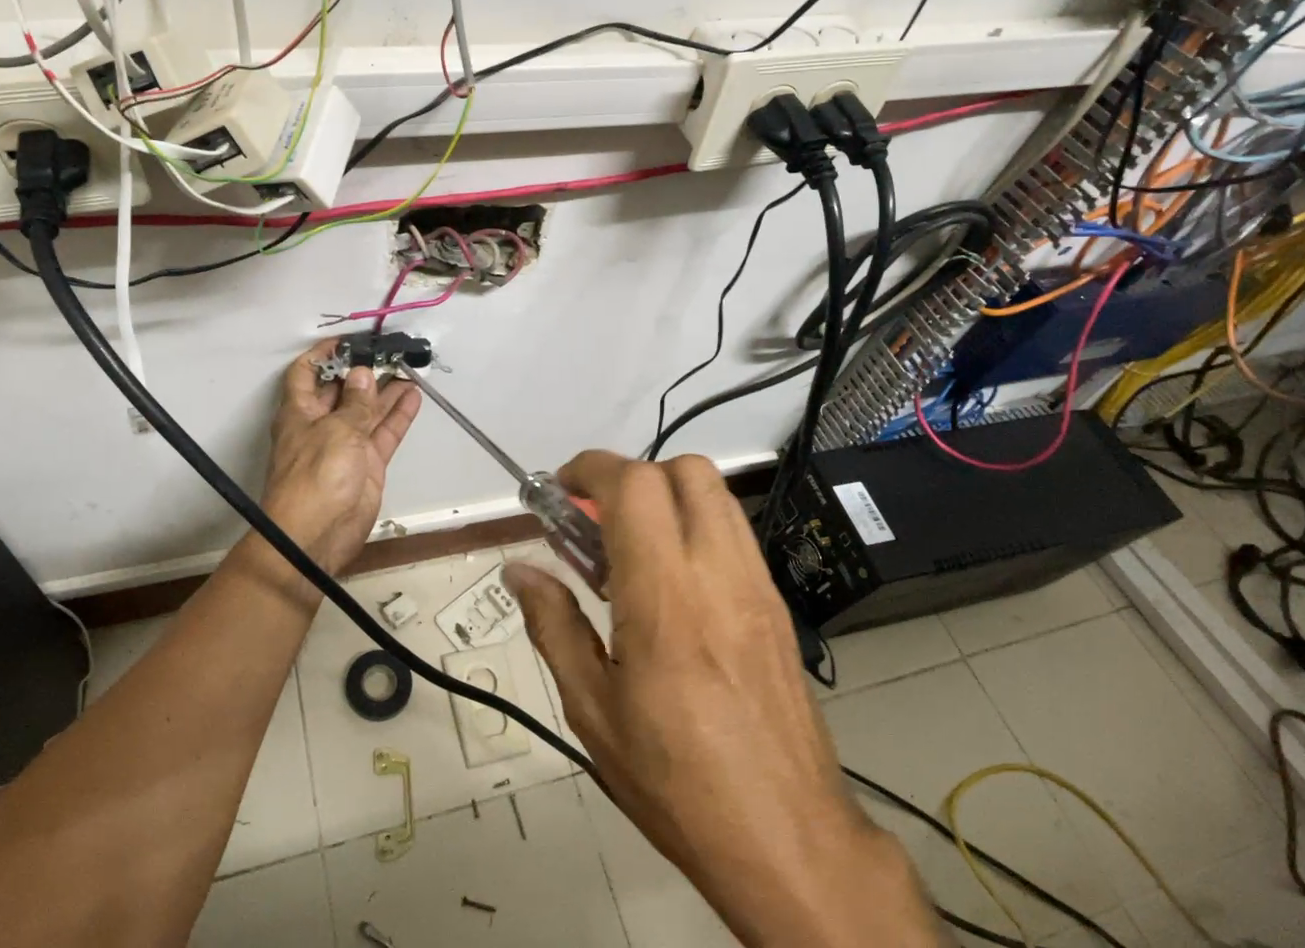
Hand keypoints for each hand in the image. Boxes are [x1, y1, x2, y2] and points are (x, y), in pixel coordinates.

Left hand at [242, 340, 420, 596]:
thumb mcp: (337, 431)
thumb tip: (363, 373)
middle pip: (342, 390)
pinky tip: (413, 396)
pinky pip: (383, 434)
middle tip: (390, 350)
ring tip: (409, 367)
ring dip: (385, 390)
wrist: (316, 535)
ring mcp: (345, 446)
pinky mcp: (367, 465)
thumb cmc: (316, 475)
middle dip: (362, 370)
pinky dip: (397, 416)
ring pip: (367, 411)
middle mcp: (321, 425)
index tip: (349, 341)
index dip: (323, 355)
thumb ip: (356, 403)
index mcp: (300, 412)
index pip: (306, 374)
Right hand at [504, 452, 941, 947]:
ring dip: (667, 498)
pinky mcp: (777, 607)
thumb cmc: (673, 780)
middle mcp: (719, 573)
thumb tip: (520, 571)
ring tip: (629, 552)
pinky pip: (736, 536)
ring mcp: (758, 586)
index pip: (634, 486)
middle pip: (686, 471)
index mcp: (665, 596)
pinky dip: (697, 529)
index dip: (590, 469)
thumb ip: (555, 626)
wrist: (784, 835)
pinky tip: (670, 586)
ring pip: (718, 496)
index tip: (558, 490)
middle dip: (631, 476)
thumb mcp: (592, 709)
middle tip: (593, 522)